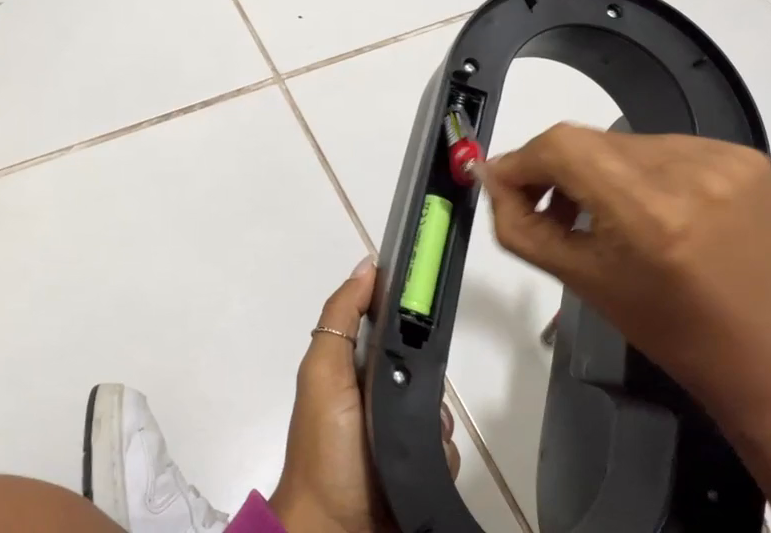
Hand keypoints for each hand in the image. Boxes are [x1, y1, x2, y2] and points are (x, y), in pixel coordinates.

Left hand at [271, 258, 457, 532]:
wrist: (336, 528)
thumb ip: (341, 316)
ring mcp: (397, 433)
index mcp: (349, 366)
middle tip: (413, 393)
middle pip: (421, 367)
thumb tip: (367, 265)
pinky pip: (447, 448)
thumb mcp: (323, 371)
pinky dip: (441, 453)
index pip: (386, 325)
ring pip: (438, 408)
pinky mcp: (418, 466)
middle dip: (427, 376)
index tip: (429, 297)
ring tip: (413, 438)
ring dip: (434, 421)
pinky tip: (425, 462)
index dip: (406, 312)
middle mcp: (374, 395)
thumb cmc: (325, 446)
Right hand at [482, 126, 770, 424]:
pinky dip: (642, 170)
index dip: (524, 160)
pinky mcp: (744, 156)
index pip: (562, 146)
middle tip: (550, 208)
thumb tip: (490, 176)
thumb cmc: (668, 328)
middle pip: (591, 141)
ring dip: (601, 169)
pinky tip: (652, 208)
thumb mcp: (579, 281)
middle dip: (558, 169)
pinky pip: (664, 146)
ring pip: (625, 143)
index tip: (507, 185)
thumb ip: (521, 224)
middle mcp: (690, 174)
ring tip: (606, 214)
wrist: (769, 353)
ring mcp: (724, 160)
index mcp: (649, 213)